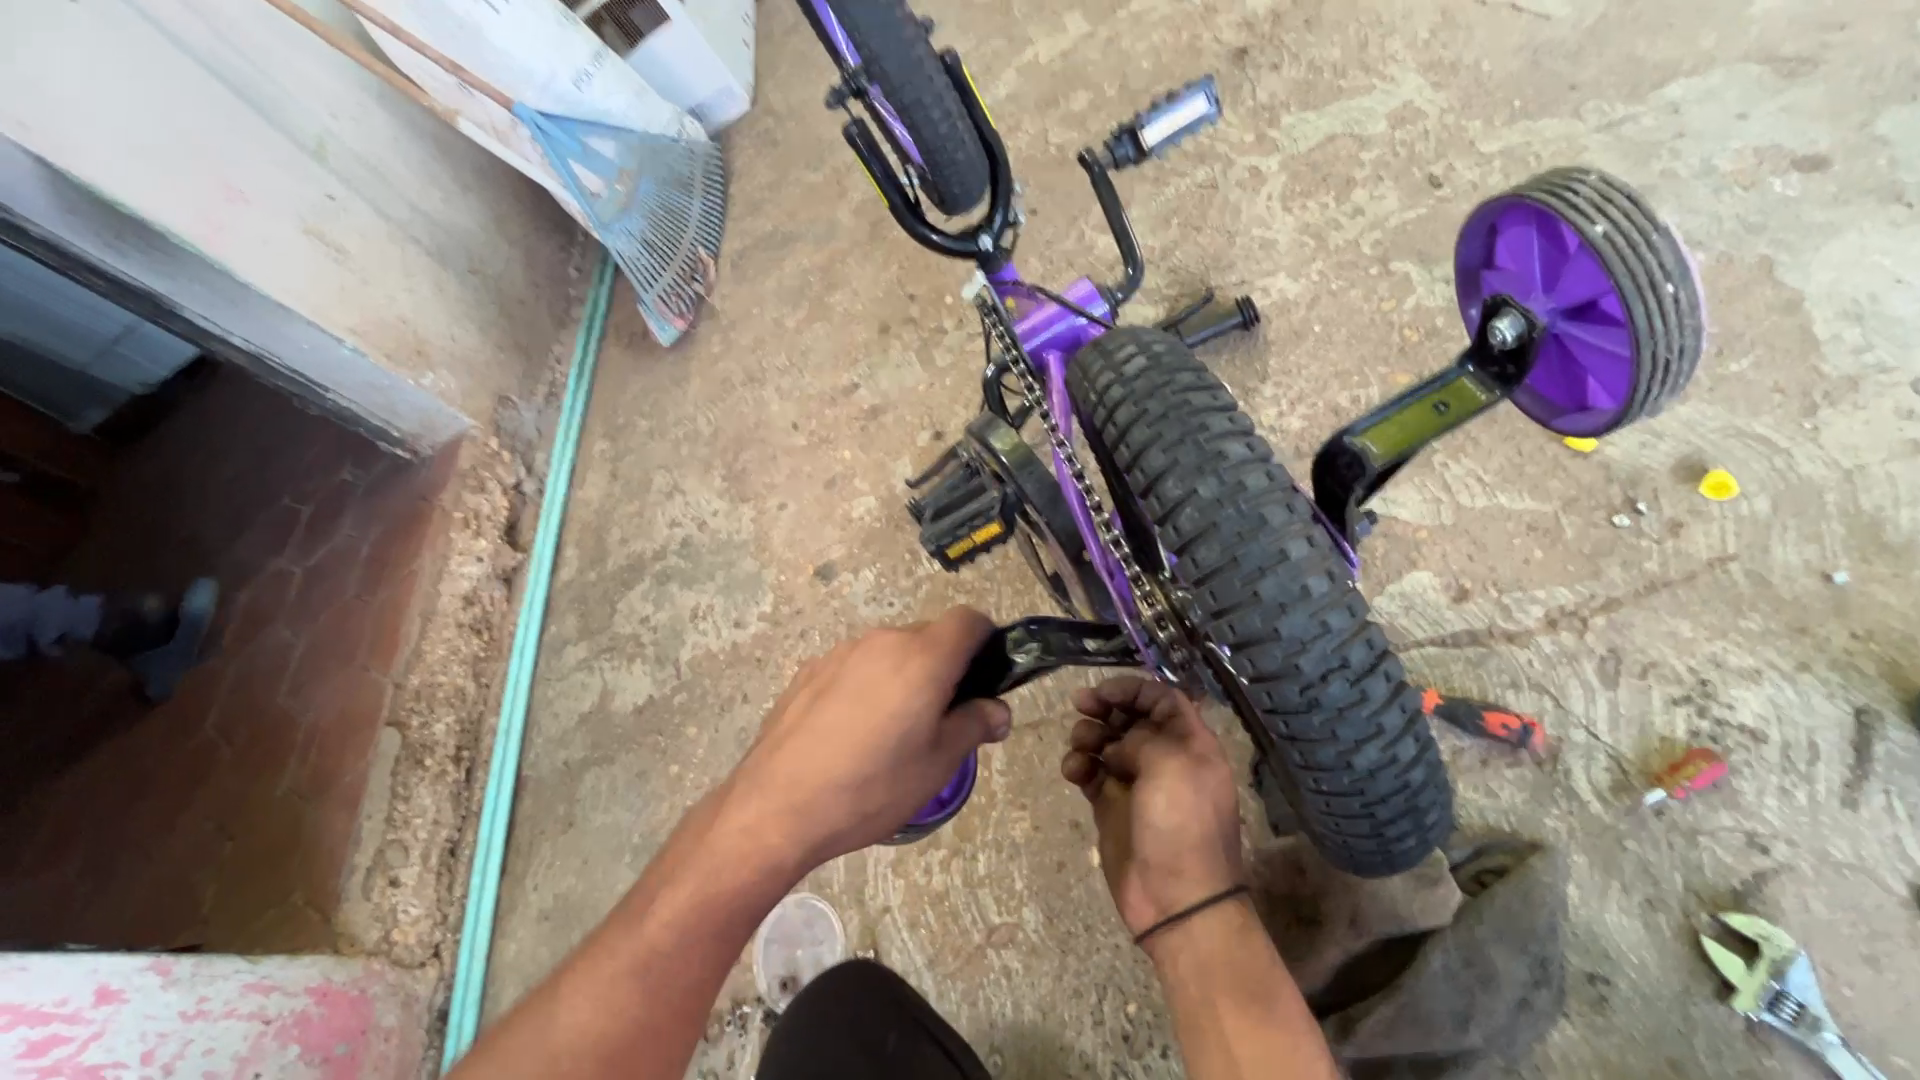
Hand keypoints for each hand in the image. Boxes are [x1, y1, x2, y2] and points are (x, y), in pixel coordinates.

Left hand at [722, 607, 1012, 864]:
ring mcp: (840, 653)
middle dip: (945, 666)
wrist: (777, 807)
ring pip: (889, 652)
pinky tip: (852, 734)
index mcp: (923, 657)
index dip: (985, 640)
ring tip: (893, 732)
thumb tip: (997, 710)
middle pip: (928, 636)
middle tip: (943, 719)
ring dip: (904, 677)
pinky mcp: (809, 671)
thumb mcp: (937, 764)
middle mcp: (882, 642)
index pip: (967, 620)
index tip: (987, 676)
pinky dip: (868, 686)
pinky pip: (855, 667)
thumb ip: (974, 725)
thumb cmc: (872, 786)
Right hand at [1060, 676, 1243, 947]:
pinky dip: (1079, 765)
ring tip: (1081, 746)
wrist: (1176, 899)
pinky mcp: (1111, 807)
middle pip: (1131, 717)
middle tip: (1080, 705)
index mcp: (1191, 744)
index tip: (1103, 691)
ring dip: (1089, 735)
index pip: (1163, 699)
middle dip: (1105, 707)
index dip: (1134, 689)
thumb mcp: (1172, 766)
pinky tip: (1074, 771)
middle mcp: (1164, 759)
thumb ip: (1142, 738)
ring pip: (1106, 743)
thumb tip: (1118, 746)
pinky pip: (1090, 773)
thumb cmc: (1182, 826)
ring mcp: (1136, 783)